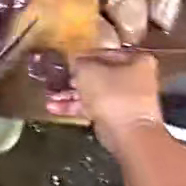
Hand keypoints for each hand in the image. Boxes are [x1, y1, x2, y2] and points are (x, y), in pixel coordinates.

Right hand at [45, 49, 164, 152]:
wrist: (128, 133)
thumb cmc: (111, 94)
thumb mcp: (87, 70)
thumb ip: (78, 62)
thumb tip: (75, 60)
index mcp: (136, 60)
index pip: (104, 52)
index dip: (82, 56)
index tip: (65, 61)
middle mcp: (136, 77)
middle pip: (99, 74)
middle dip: (73, 79)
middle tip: (55, 81)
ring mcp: (128, 98)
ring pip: (94, 92)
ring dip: (71, 95)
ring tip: (50, 97)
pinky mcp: (118, 116)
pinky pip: (94, 107)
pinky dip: (76, 107)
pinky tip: (55, 108)